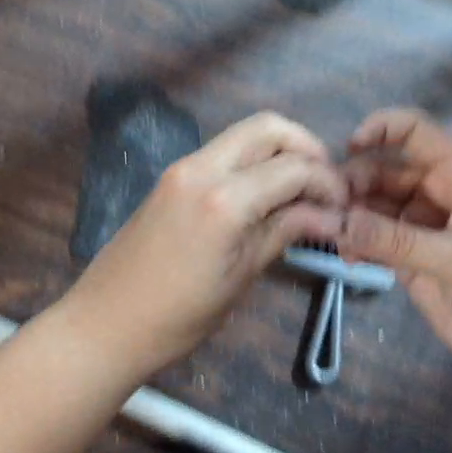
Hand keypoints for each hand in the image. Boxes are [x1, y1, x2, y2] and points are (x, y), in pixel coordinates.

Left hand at [58, 112, 346, 377]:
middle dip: (305, 147)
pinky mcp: (171, 178)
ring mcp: (182, 168)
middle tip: (326, 185)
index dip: (328, 182)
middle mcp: (202, 167)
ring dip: (278, 151)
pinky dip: (252, 162)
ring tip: (302, 191)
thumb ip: (285, 231)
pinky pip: (222, 153)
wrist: (105, 324)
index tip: (346, 207)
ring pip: (243, 136)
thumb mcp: (241, 276)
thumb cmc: (179, 316)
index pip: (293, 167)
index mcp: (224, 197)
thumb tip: (332, 216)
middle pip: (267, 128)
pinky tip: (267, 195)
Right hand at [340, 108, 451, 376]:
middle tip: (330, 207)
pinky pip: (372, 237)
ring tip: (333, 234)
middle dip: (356, 181)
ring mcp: (421, 226)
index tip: (349, 147)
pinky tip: (346, 256)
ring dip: (351, 214)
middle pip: (385, 169)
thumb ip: (400, 241)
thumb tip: (341, 222)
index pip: (417, 132)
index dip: (382, 129)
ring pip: (374, 203)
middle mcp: (438, 194)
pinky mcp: (408, 256)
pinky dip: (356, 241)